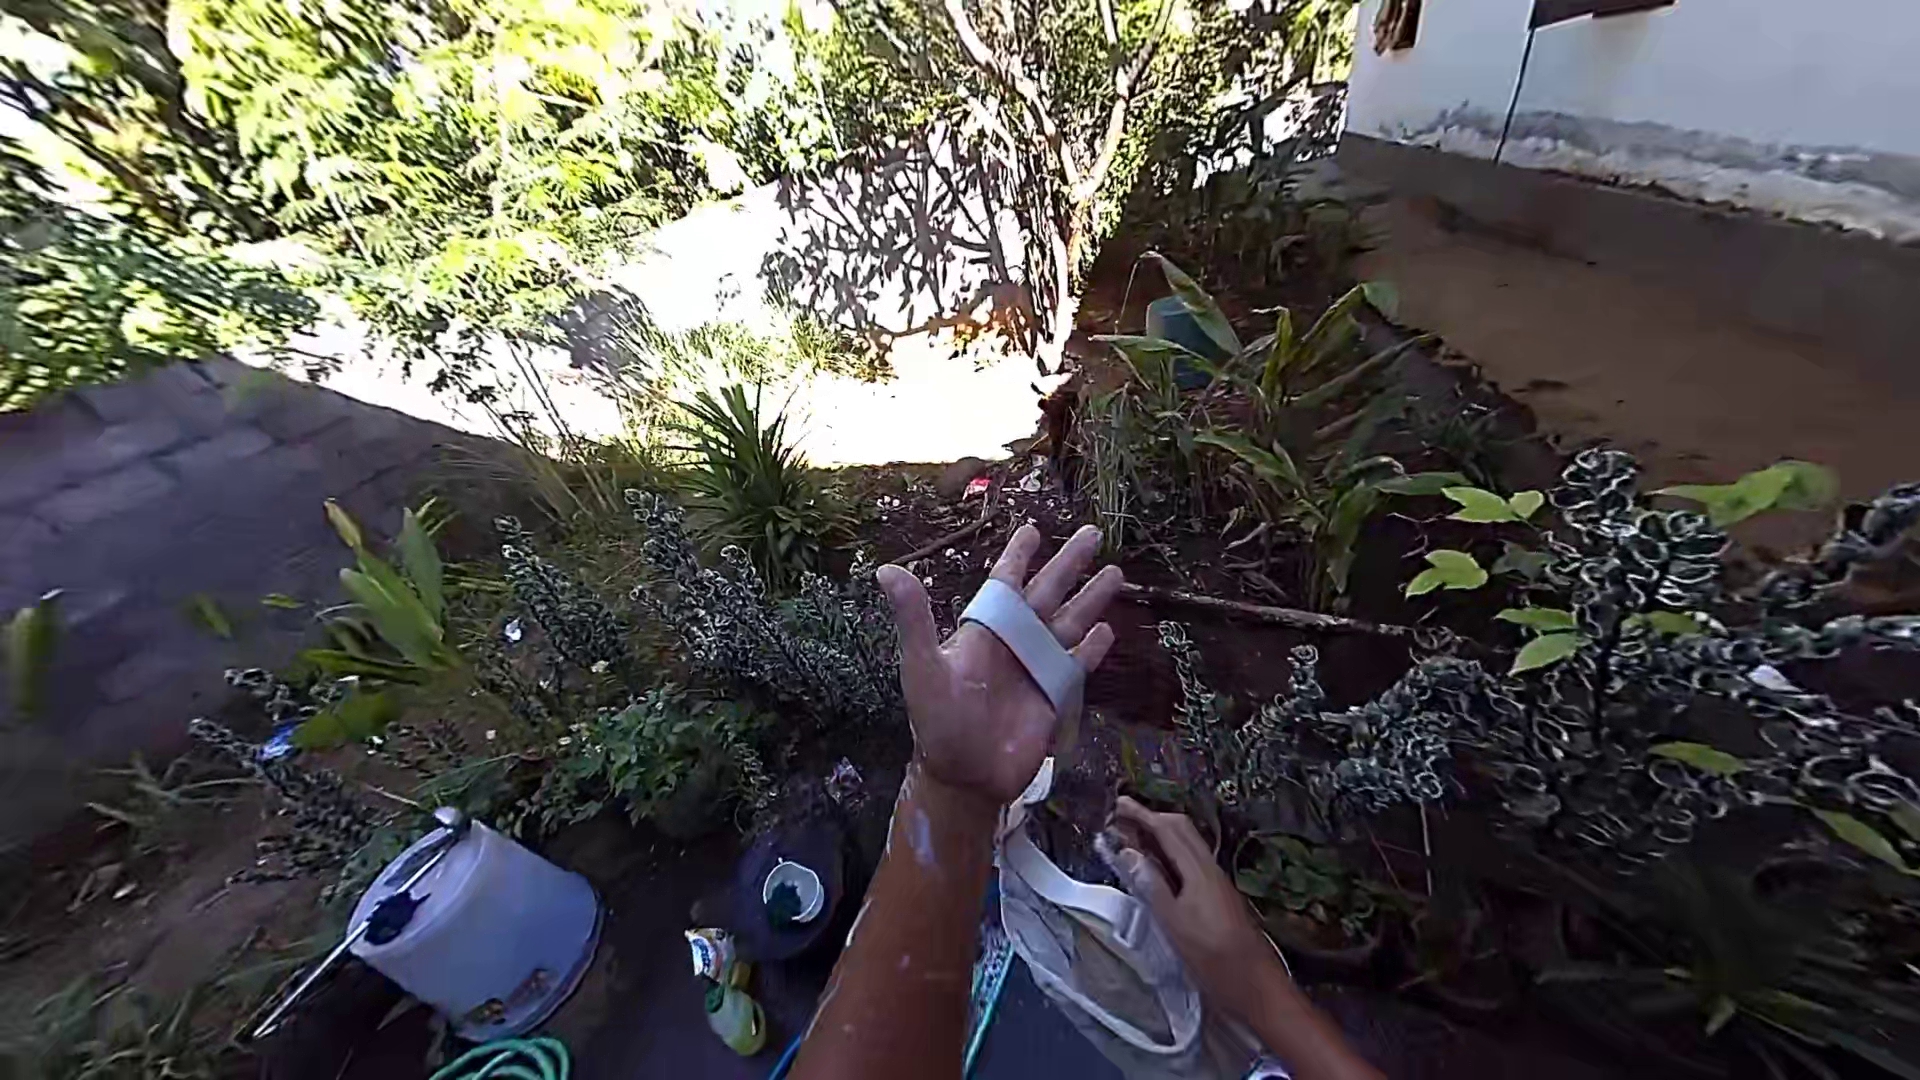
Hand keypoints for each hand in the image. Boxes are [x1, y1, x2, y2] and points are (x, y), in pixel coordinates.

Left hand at [874, 523, 1122, 805]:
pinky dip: (1093, 648)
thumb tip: (886, 569)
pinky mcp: (1055, 694)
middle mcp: (1014, 641)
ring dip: (1091, 598)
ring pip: (1070, 621)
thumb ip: (913, 618)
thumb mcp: (922, 665)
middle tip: (1092, 532)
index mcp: (985, 629)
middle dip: (1069, 563)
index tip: (1033, 529)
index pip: (1005, 582)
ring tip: (1115, 571)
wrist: (964, 775)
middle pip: (1048, 591)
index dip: (1018, 556)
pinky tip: (1108, 630)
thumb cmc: (938, 719)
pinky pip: (1078, 664)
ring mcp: (1037, 666)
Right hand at [1108, 796, 1294, 1022]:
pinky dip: (1169, 851)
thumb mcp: (1175, 924)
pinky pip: (1190, 858)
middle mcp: (1209, 867)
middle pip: (1180, 828)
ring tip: (1133, 840)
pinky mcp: (1218, 894)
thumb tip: (1127, 851)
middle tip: (1123, 821)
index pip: (1167, 829)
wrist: (1262, 992)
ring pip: (1186, 842)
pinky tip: (1157, 867)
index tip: (1118, 804)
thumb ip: (1151, 885)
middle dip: (1151, 818)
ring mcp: (1216, 880)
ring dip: (1160, 834)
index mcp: (1198, 870)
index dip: (1141, 814)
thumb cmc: (1215, 960)